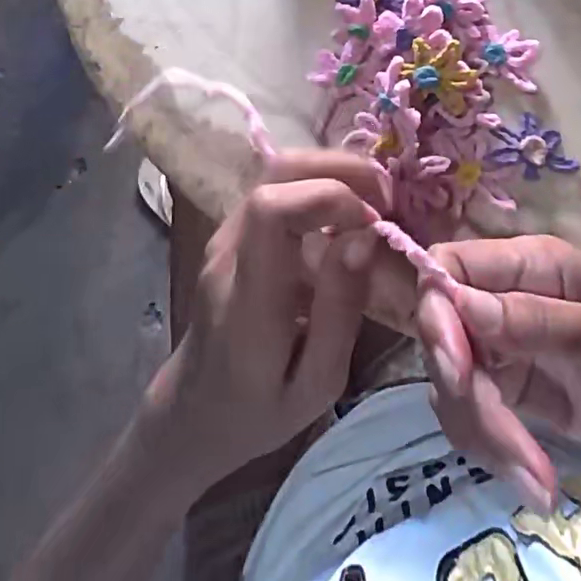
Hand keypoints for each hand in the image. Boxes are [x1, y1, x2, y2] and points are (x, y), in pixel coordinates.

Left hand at [139, 151, 387, 486]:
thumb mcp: (316, 384)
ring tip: (375, 200)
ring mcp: (226, 236)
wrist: (192, 412)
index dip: (329, 197)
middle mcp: (229, 251)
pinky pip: (278, 187)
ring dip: (333, 171)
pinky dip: (320, 184)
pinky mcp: (234, 232)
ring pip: (277, 169)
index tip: (373, 223)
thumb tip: (365, 236)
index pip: (272, 210)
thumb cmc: (257, 411)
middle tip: (388, 196)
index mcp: (247, 297)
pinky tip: (349, 213)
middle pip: (276, 171)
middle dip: (340, 169)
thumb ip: (341, 309)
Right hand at [416, 235, 580, 509]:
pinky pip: (473, 414)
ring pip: (452, 380)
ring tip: (534, 477)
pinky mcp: (513, 392)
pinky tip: (533, 479)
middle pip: (443, 331)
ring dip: (480, 431)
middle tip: (506, 442)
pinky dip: (490, 448)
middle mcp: (509, 299)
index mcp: (534, 265)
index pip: (452, 266)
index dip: (438, 311)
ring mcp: (508, 346)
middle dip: (463, 390)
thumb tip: (460, 304)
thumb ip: (544, 321)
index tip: (459, 369)